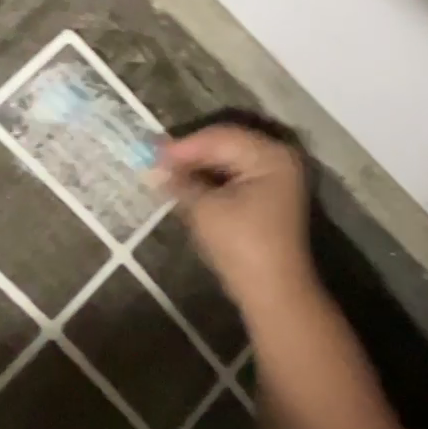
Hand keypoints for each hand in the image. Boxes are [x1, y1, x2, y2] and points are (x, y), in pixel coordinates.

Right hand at [155, 123, 313, 306]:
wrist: (272, 291)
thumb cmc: (241, 245)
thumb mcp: (204, 208)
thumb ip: (179, 181)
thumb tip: (154, 167)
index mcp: (269, 155)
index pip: (219, 137)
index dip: (183, 146)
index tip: (150, 155)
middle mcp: (277, 159)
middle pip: (225, 145)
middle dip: (189, 154)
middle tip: (154, 162)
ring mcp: (275, 179)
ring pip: (227, 161)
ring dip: (197, 167)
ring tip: (165, 174)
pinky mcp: (267, 198)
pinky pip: (233, 177)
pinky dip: (209, 180)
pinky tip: (185, 186)